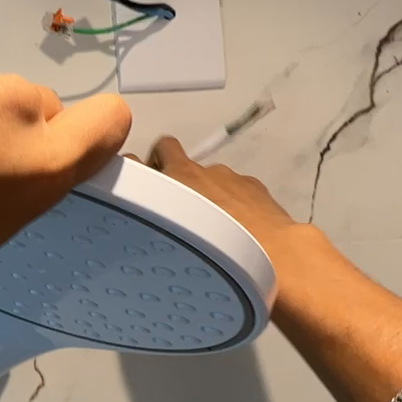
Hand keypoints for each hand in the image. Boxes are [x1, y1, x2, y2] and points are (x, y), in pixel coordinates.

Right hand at [144, 136, 338, 306]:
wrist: (270, 254)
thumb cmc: (212, 251)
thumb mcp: (167, 239)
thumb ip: (152, 219)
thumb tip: (147, 221)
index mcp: (162, 182)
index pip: (131, 161)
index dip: (131, 173)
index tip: (133, 191)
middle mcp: (189, 171)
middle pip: (165, 148)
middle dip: (165, 163)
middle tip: (168, 195)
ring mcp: (222, 174)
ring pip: (202, 172)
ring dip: (202, 188)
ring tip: (209, 222)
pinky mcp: (250, 182)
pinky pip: (231, 185)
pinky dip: (230, 198)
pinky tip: (236, 225)